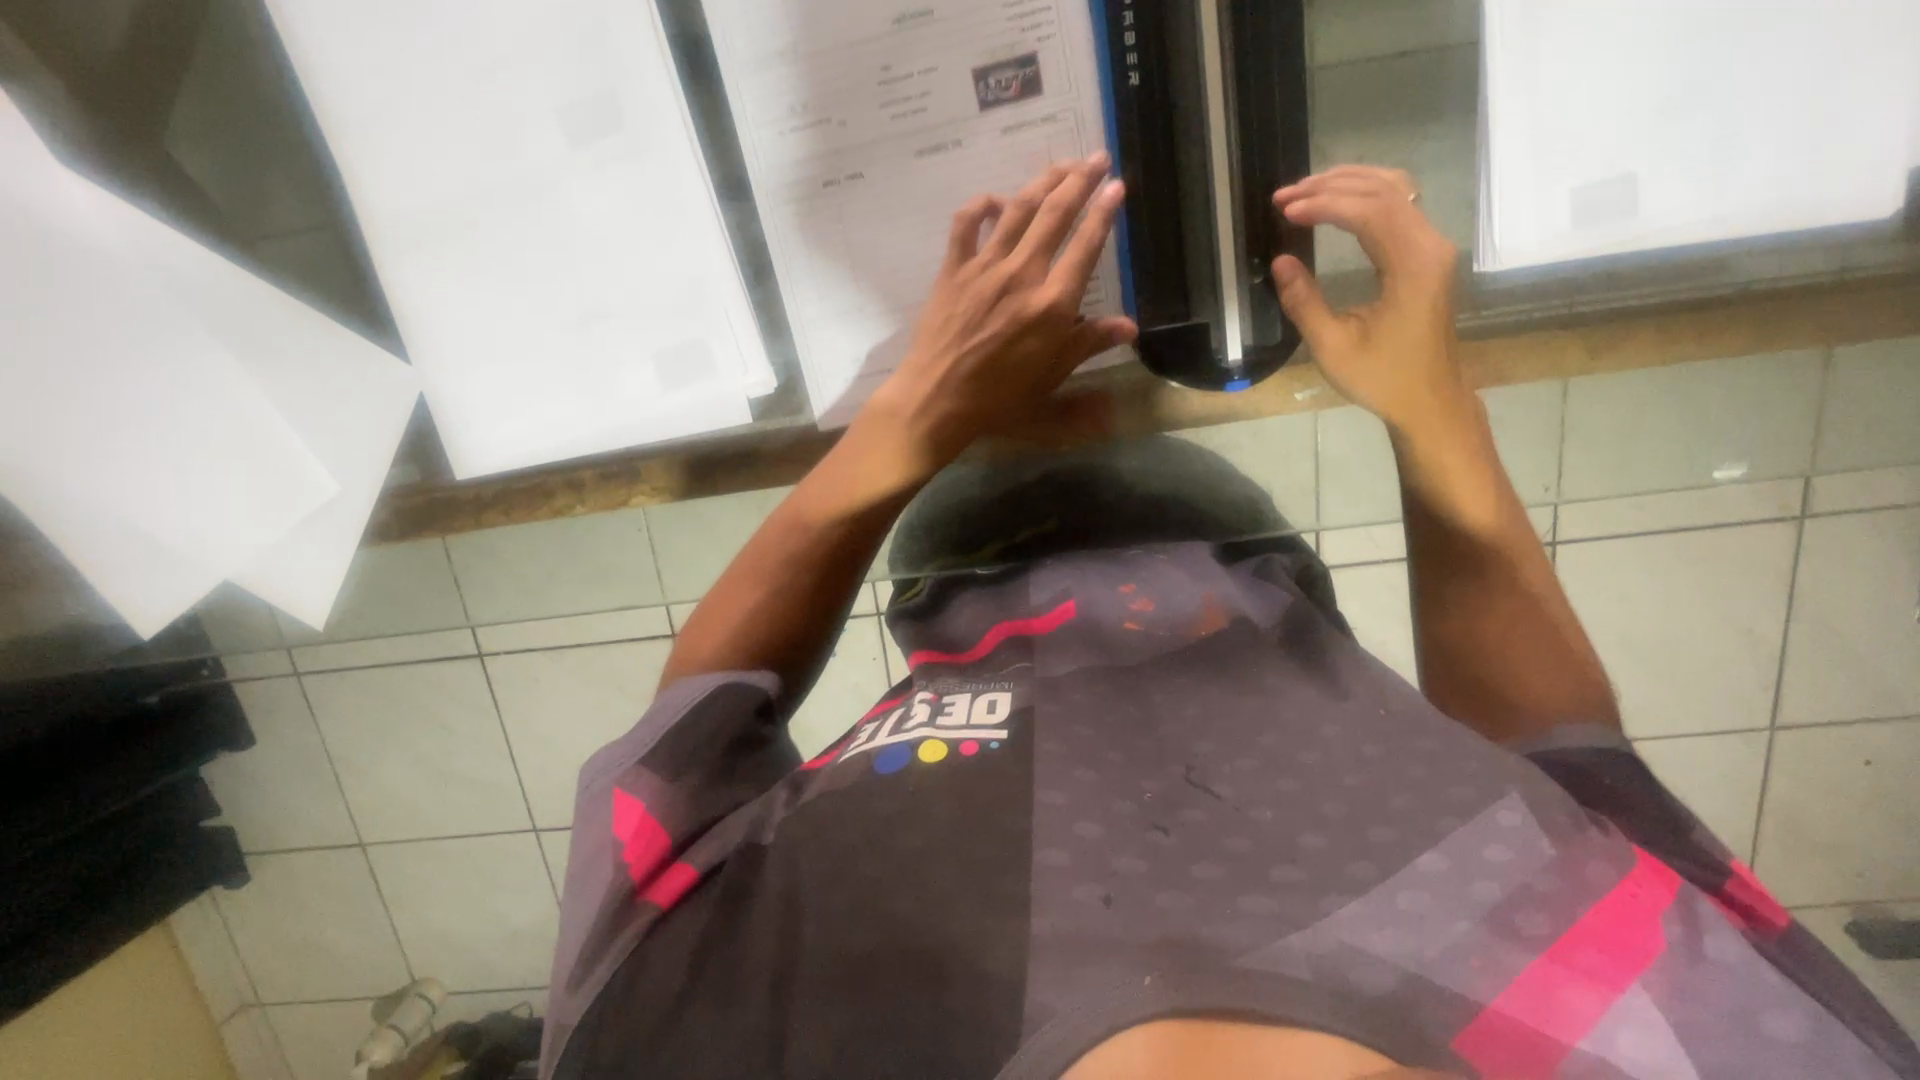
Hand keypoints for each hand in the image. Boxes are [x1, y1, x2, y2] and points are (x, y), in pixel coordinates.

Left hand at [854, 154, 1136, 482]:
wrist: (937, 400)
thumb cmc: (999, 398)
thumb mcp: (1051, 377)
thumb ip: (1089, 344)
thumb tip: (1129, 326)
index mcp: (1052, 304)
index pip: (1086, 246)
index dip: (1104, 212)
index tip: (1117, 186)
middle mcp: (1022, 274)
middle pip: (1055, 214)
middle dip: (1079, 180)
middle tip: (1097, 157)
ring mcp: (984, 267)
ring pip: (1017, 209)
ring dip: (1042, 182)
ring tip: (1061, 165)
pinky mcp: (952, 270)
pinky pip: (967, 224)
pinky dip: (982, 204)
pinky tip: (996, 200)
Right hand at [1270, 167, 1470, 436]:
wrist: (1428, 399)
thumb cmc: (1381, 378)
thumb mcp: (1333, 346)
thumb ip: (1305, 301)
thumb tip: (1280, 262)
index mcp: (1412, 266)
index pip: (1369, 212)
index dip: (1324, 204)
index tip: (1285, 211)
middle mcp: (1430, 246)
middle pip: (1385, 190)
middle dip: (1332, 186)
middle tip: (1285, 196)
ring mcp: (1433, 248)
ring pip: (1396, 191)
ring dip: (1350, 184)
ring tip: (1306, 191)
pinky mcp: (1428, 256)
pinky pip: (1400, 208)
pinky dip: (1366, 197)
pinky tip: (1337, 202)